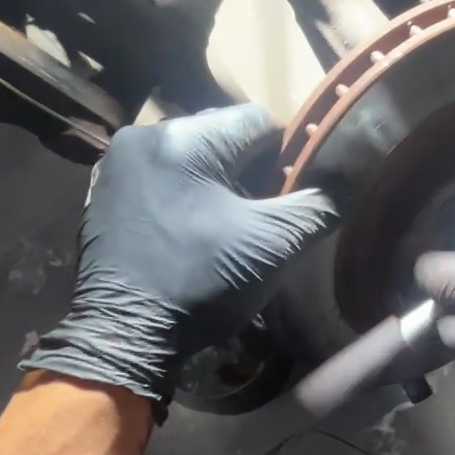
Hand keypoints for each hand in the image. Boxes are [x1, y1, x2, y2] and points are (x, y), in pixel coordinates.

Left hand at [22, 105, 335, 410]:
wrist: (126, 333)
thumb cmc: (202, 284)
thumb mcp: (273, 248)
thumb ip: (318, 207)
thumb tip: (350, 180)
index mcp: (185, 138)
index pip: (259, 121)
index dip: (288, 158)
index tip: (295, 200)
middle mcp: (143, 135)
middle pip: (222, 137)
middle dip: (252, 174)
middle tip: (266, 222)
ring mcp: (117, 164)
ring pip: (192, 160)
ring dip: (219, 187)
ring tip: (231, 232)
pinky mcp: (104, 194)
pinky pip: (163, 180)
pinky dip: (187, 199)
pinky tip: (195, 238)